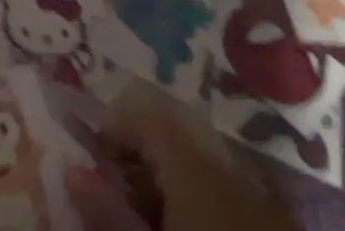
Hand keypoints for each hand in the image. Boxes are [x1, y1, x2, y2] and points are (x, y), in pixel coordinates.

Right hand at [65, 108, 296, 230]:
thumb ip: (108, 215)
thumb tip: (75, 173)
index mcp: (200, 181)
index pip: (153, 124)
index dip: (118, 128)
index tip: (93, 155)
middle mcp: (239, 186)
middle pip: (181, 153)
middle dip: (143, 168)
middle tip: (115, 200)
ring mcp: (268, 215)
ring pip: (209, 184)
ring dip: (173, 195)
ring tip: (149, 225)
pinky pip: (236, 211)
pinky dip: (205, 216)